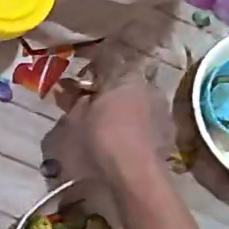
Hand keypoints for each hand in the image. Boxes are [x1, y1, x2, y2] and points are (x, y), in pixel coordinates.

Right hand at [55, 75, 172, 188]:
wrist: (135, 172)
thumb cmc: (101, 137)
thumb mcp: (76, 117)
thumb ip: (70, 98)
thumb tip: (60, 86)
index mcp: (123, 74)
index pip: (106, 56)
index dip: (90, 64)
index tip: (78, 76)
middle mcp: (146, 84)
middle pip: (124, 77)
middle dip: (108, 86)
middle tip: (91, 100)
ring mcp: (161, 106)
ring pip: (137, 97)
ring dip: (123, 104)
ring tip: (108, 121)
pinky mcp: (168, 128)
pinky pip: (147, 117)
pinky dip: (135, 122)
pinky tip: (125, 136)